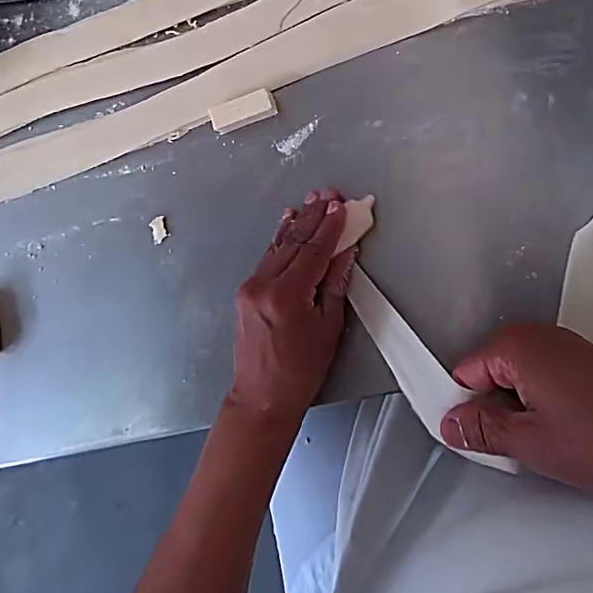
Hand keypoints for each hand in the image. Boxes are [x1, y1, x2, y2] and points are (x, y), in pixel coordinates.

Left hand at [223, 188, 358, 424]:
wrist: (262, 397)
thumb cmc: (300, 371)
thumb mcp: (329, 326)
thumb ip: (336, 283)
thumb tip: (345, 251)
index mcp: (286, 296)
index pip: (313, 251)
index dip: (331, 227)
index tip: (342, 208)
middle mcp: (263, 286)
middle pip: (295, 241)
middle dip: (315, 216)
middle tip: (330, 195)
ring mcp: (250, 287)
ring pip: (279, 245)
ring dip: (299, 221)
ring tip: (313, 201)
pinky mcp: (246, 290)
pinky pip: (268, 256)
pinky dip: (282, 238)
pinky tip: (289, 222)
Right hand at [441, 323, 592, 493]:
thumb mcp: (531, 444)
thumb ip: (482, 431)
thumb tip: (454, 424)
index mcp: (515, 345)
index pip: (462, 372)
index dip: (463, 409)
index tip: (469, 437)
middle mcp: (535, 336)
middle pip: (487, 373)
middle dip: (492, 411)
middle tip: (513, 447)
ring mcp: (559, 346)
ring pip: (515, 380)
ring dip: (519, 411)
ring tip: (545, 442)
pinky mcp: (578, 361)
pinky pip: (540, 379)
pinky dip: (541, 405)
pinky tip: (563, 433)